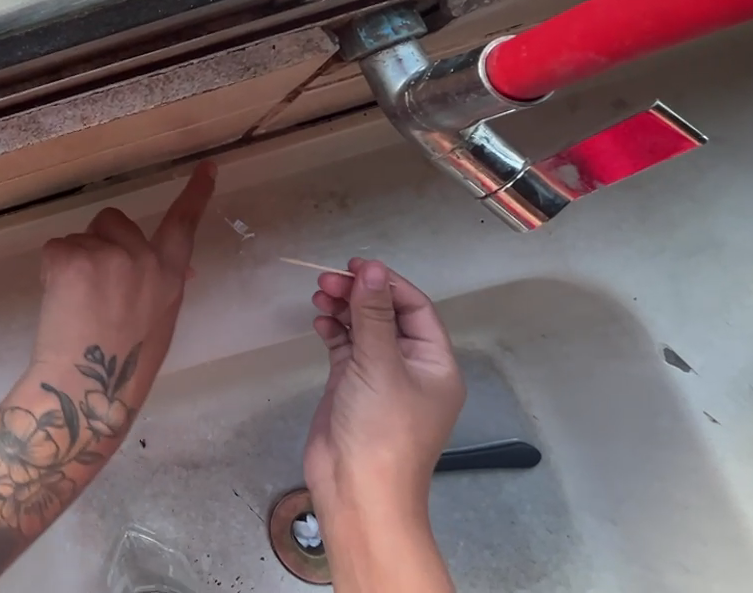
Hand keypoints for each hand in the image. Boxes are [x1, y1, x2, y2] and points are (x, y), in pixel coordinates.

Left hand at [26, 161, 216, 419]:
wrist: (86, 388)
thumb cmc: (123, 363)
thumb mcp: (158, 319)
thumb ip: (157, 282)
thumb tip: (156, 263)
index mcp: (168, 275)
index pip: (183, 225)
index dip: (195, 195)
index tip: (207, 166)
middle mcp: (141, 258)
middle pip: (114, 220)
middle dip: (102, 242)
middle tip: (95, 288)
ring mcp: (105, 255)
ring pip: (81, 237)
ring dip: (76, 260)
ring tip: (77, 303)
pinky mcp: (70, 257)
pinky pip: (56, 248)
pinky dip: (52, 270)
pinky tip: (59, 300)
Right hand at [304, 258, 462, 533]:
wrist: (357, 486)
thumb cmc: (381, 427)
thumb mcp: (379, 364)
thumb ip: (373, 313)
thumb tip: (371, 268)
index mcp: (434, 363)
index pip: (415, 308)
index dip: (386, 283)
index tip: (353, 266)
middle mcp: (410, 366)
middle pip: (386, 314)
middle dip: (359, 294)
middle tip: (326, 279)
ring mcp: (379, 375)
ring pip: (363, 327)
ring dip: (342, 308)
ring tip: (318, 295)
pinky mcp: (351, 384)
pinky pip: (344, 345)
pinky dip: (332, 329)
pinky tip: (319, 321)